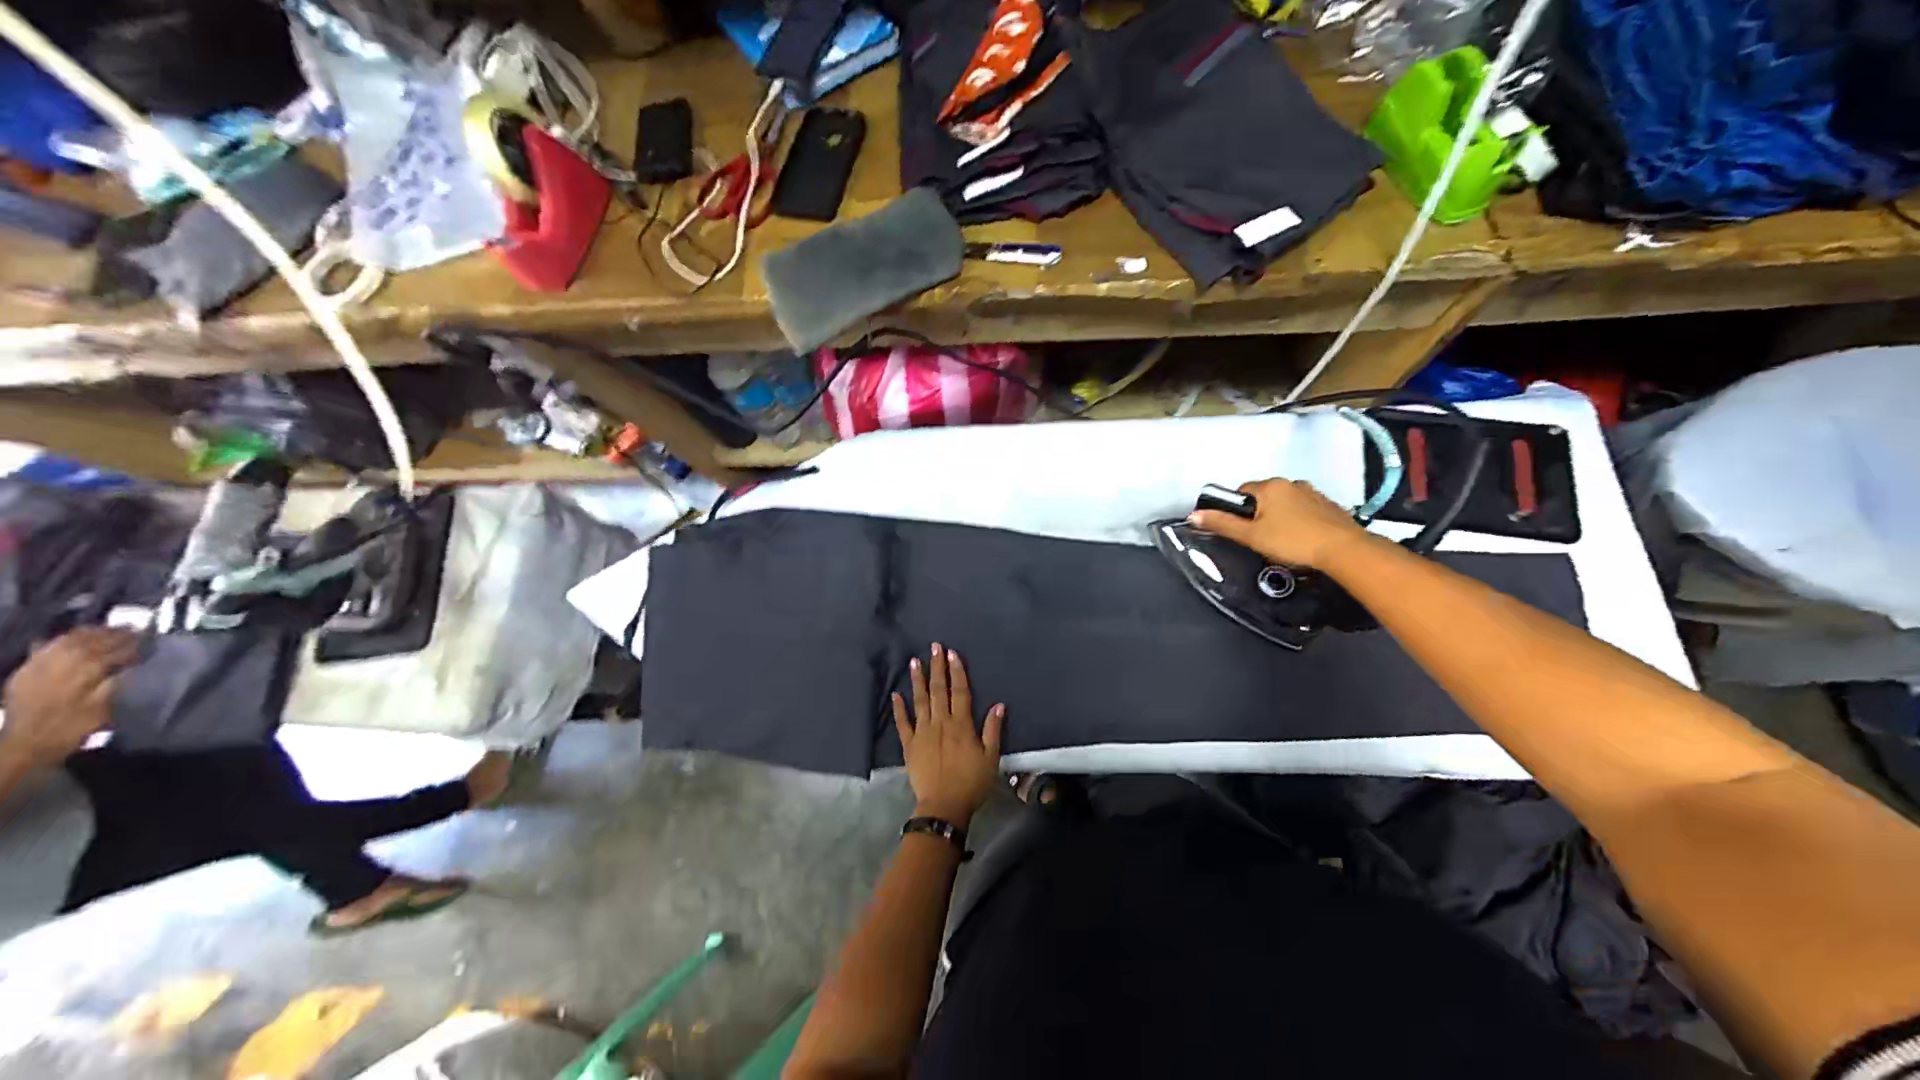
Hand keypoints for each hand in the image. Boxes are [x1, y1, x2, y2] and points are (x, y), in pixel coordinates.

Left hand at [1, 628, 138, 765]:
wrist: (23, 746)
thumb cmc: (69, 729)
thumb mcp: (101, 710)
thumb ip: (116, 684)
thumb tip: (134, 665)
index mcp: (80, 675)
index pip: (111, 651)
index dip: (132, 644)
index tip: (149, 639)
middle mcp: (57, 666)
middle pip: (87, 641)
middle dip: (111, 634)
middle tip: (133, 629)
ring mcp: (36, 668)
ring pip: (64, 642)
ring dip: (87, 633)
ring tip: (106, 630)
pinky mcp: (23, 673)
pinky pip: (41, 649)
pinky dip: (58, 641)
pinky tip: (69, 639)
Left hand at [892, 643, 1004, 827]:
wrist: (944, 805)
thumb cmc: (972, 782)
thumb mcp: (991, 757)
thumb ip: (992, 730)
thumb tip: (999, 705)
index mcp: (961, 724)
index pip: (960, 691)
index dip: (957, 672)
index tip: (952, 653)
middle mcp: (940, 723)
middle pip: (939, 690)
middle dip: (937, 667)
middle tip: (934, 647)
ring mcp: (922, 732)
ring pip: (920, 701)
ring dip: (918, 680)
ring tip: (915, 662)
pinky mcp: (909, 745)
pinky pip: (902, 723)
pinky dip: (899, 708)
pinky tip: (896, 694)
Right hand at [1188, 477, 1369, 568]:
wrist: (1343, 550)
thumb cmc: (1292, 542)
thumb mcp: (1251, 536)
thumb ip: (1222, 524)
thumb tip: (1194, 515)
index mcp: (1270, 487)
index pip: (1242, 491)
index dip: (1237, 510)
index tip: (1241, 529)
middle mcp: (1291, 483)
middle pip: (1265, 496)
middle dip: (1259, 513)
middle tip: (1260, 538)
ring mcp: (1313, 492)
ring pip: (1286, 502)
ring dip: (1280, 516)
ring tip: (1283, 540)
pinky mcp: (1330, 505)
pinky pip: (1305, 509)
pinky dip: (1300, 519)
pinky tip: (1302, 538)